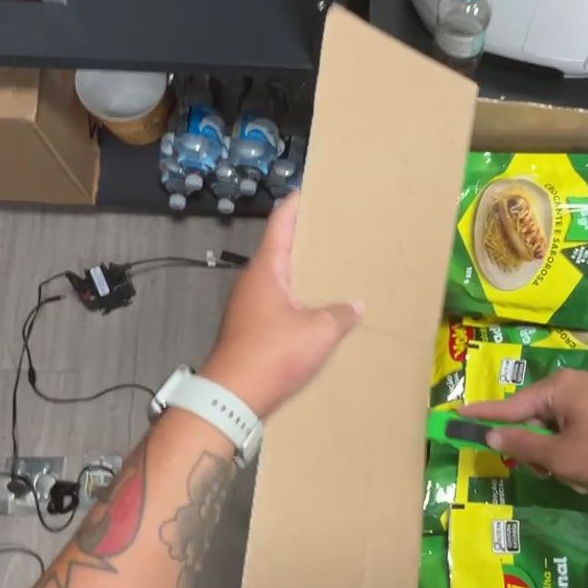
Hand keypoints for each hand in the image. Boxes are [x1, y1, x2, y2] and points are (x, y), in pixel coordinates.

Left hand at [200, 194, 361, 417]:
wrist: (233, 397)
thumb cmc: (273, 353)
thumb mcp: (318, 331)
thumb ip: (340, 314)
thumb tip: (354, 306)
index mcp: (267, 269)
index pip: (281, 224)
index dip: (296, 204)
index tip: (311, 189)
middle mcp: (254, 282)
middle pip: (282, 250)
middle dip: (307, 240)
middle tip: (336, 231)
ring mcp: (250, 307)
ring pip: (282, 280)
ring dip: (304, 273)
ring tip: (334, 269)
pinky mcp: (252, 330)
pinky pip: (281, 305)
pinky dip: (300, 300)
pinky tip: (319, 310)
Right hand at [460, 368, 587, 489]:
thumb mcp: (559, 455)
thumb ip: (522, 445)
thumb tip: (492, 435)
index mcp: (556, 388)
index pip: (509, 406)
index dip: (482, 416)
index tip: (456, 415)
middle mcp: (572, 386)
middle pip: (533, 419)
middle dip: (536, 449)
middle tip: (547, 472)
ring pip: (555, 430)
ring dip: (558, 457)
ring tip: (578, 477)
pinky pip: (575, 431)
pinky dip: (575, 453)